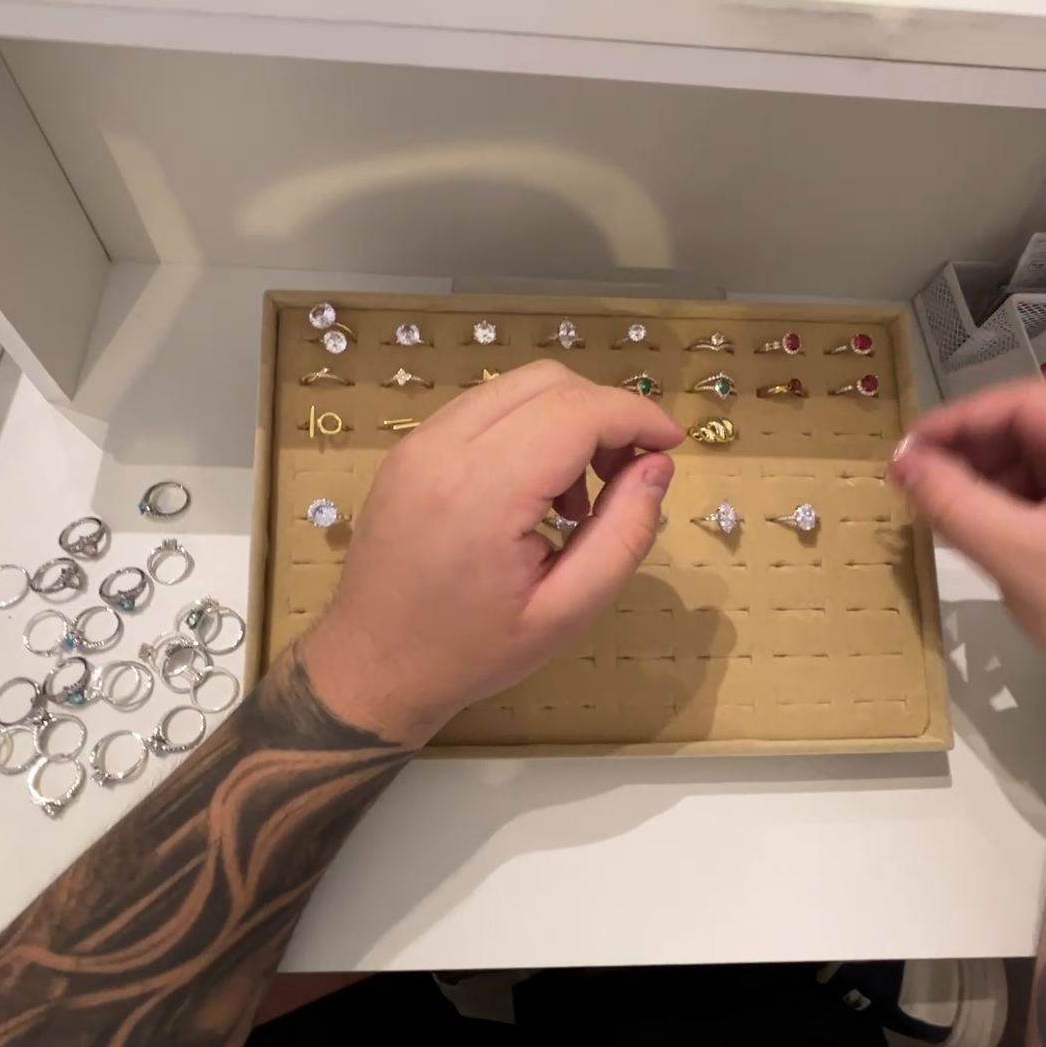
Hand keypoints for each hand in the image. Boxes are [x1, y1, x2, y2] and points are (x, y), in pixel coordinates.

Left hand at [301, 360, 682, 744]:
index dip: (637, 415)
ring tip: (574, 498)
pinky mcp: (408, 448)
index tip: (672, 444)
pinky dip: (527, 426)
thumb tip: (657, 466)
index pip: (577, 411)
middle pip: (548, 383)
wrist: (373, 664)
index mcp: (482, 492)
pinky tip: (532, 488)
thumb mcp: (567, 611)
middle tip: (624, 476)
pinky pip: (484, 408)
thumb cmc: (472, 651)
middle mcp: (443, 447)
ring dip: (566, 419)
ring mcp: (417, 442)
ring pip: (515, 387)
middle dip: (605, 414)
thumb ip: (624, 534)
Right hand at [888, 379, 1045, 709]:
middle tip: (927, 492)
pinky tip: (1011, 535)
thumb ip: (950, 500)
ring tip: (964, 520)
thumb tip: (901, 461)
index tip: (905, 454)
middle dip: (980, 456)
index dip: (956, 422)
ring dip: (1008, 482)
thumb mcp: (1016, 557)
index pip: (1028, 401)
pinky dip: (1043, 503)